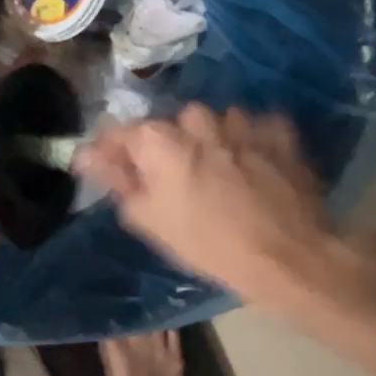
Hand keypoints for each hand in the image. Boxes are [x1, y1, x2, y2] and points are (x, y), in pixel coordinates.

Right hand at [74, 104, 334, 300]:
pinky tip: (252, 169)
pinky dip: (248, 143)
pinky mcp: (280, 132)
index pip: (119, 132)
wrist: (288, 255)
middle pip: (169, 126)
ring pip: (213, 123)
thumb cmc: (206, 243)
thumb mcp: (147, 218)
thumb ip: (115, 179)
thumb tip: (87, 156)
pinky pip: (253, 128)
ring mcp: (242, 122)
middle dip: (167, 147)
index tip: (108, 168)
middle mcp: (196, 120)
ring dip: (210, 143)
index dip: (111, 151)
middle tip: (172, 182)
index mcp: (158, 140)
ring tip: (217, 176)